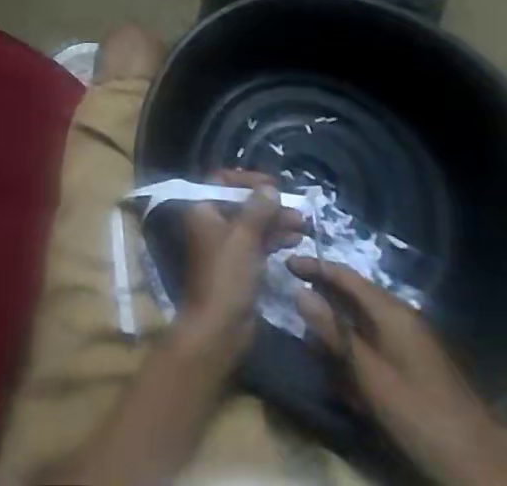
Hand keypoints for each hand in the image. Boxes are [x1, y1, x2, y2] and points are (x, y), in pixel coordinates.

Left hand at [175, 171, 305, 364]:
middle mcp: (211, 223)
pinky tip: (296, 239)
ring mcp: (225, 245)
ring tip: (304, 224)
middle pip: (241, 203)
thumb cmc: (227, 275)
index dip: (247, 180)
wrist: (220, 325)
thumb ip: (257, 209)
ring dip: (276, 221)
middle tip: (298, 209)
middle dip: (269, 204)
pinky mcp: (238, 264)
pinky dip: (274, 238)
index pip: (222, 181)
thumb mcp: (244, 237)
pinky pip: (257, 243)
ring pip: (252, 224)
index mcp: (202, 210)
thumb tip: (269, 188)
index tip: (274, 185)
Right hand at [291, 259, 506, 485]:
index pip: (346, 275)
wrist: (475, 466)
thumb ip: (333, 331)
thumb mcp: (367, 372)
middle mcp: (402, 318)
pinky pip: (374, 345)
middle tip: (292, 305)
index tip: (283, 262)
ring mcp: (411, 342)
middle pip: (353, 296)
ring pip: (362, 322)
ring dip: (337, 331)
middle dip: (323, 300)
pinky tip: (343, 376)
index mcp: (391, 312)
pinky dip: (354, 352)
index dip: (314, 266)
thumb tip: (300, 292)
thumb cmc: (416, 411)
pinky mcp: (414, 365)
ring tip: (313, 346)